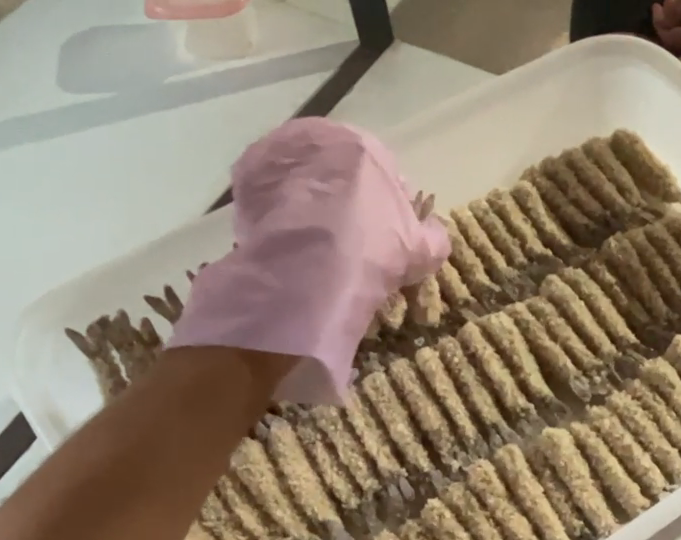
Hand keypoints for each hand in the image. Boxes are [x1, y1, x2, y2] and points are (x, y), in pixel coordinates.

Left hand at [170, 117, 448, 402]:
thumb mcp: (424, 250)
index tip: (383, 235)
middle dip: (341, 199)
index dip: (384, 204)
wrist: (313, 265)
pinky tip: (288, 248)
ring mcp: (276, 151)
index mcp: (364, 144)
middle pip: (334, 169)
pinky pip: (268, 196)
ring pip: (299, 180)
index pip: (381, 170)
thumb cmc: (376, 248)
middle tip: (347, 241)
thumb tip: (436, 233)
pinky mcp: (245, 176)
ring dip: (306, 205)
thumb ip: (434, 237)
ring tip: (314, 248)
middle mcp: (318, 134)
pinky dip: (276, 216)